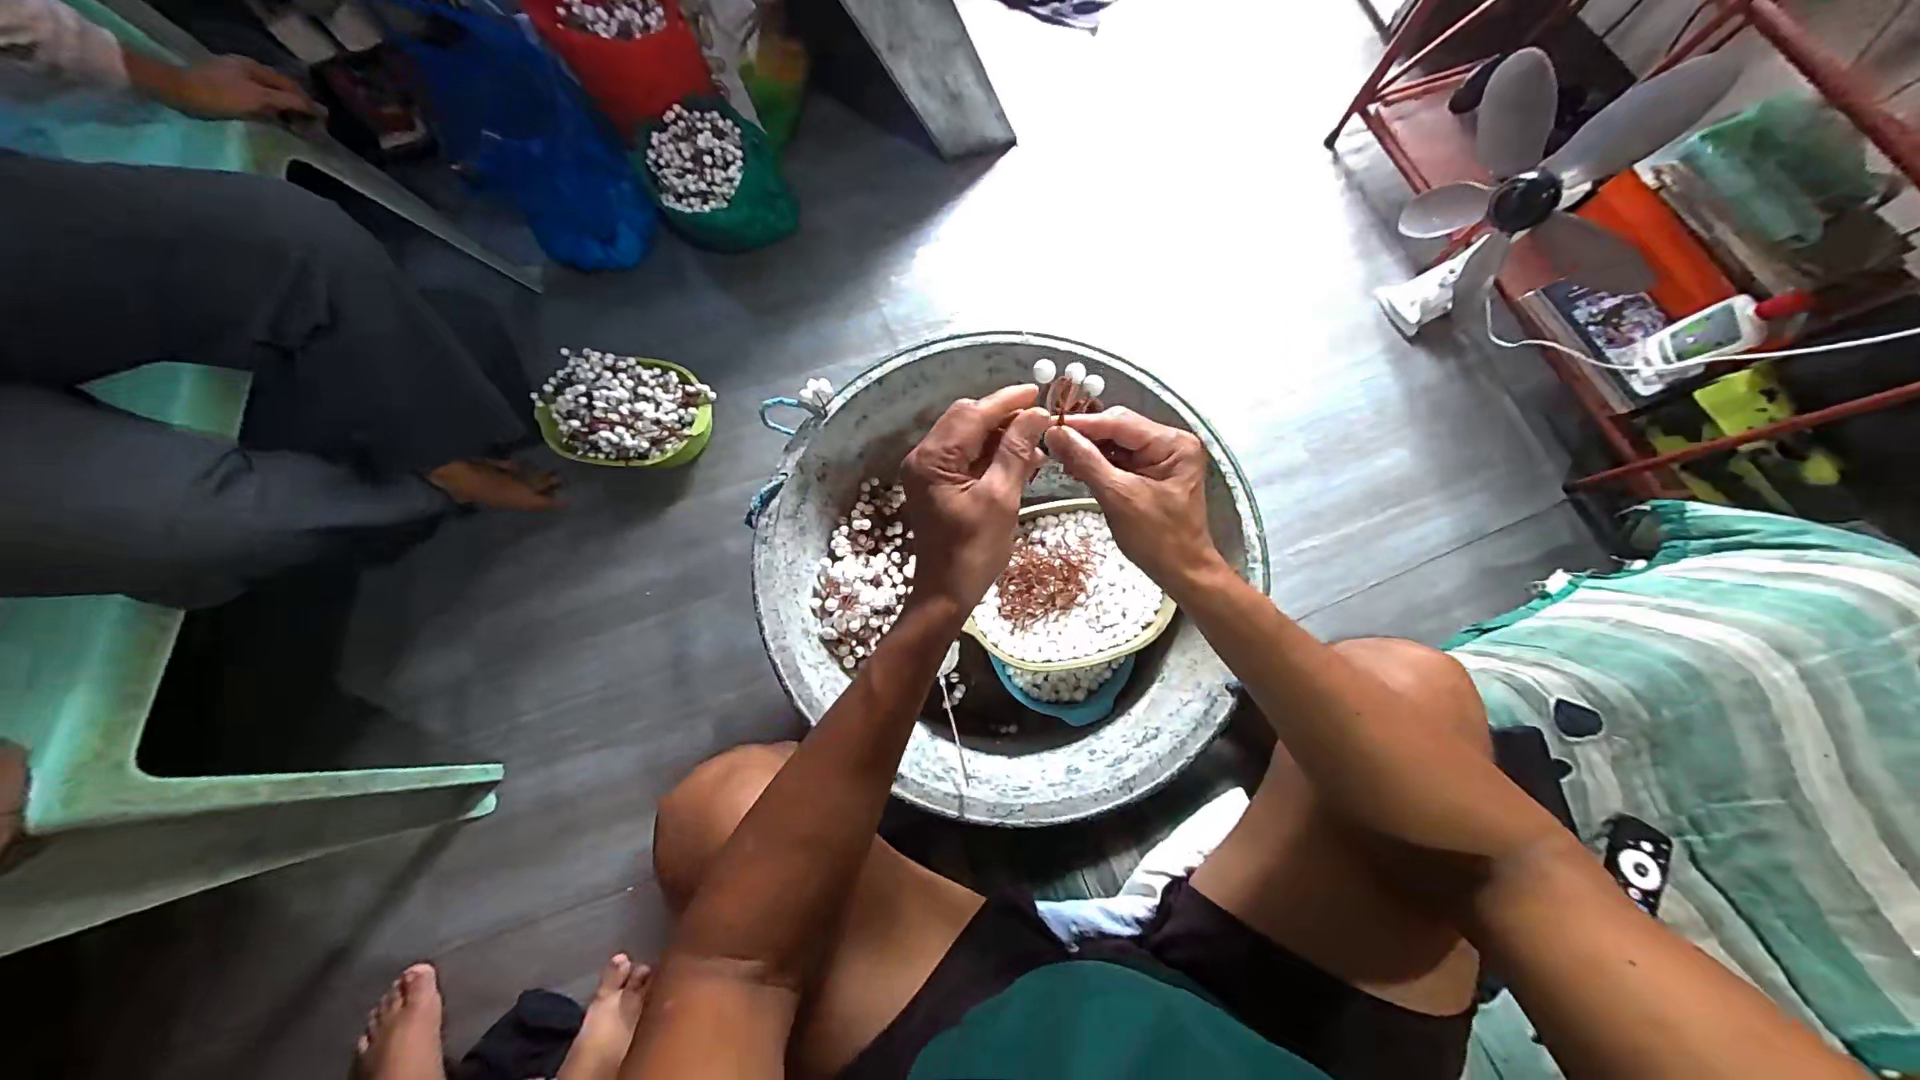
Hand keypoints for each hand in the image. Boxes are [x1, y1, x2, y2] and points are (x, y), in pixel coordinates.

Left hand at [133, 53, 324, 121]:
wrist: (176, 91)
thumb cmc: (219, 94)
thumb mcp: (259, 98)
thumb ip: (291, 103)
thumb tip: (321, 110)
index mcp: (255, 68)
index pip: (292, 86)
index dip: (309, 104)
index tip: (323, 123)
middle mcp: (247, 69)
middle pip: (282, 90)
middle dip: (299, 108)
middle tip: (312, 128)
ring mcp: (236, 78)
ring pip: (271, 96)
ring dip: (286, 112)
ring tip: (297, 129)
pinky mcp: (227, 89)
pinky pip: (259, 100)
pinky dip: (272, 112)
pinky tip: (276, 122)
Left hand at [900, 386, 1052, 615]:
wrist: (946, 593)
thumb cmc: (973, 551)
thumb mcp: (1000, 499)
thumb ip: (1015, 452)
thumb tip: (1035, 415)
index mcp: (932, 459)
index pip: (972, 414)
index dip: (1007, 401)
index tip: (1038, 393)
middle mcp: (923, 458)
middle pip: (966, 420)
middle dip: (1004, 417)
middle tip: (1039, 421)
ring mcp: (927, 471)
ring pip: (967, 437)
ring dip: (1000, 437)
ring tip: (1036, 446)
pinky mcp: (936, 484)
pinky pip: (965, 457)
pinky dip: (991, 455)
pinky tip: (1019, 462)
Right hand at [1044, 407, 1222, 588]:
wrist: (1182, 572)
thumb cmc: (1158, 539)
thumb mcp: (1118, 497)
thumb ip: (1086, 461)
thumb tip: (1056, 434)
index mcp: (1173, 443)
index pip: (1120, 422)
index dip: (1082, 424)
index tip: (1049, 427)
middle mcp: (1170, 442)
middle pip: (1118, 428)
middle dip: (1085, 437)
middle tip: (1052, 445)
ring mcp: (1161, 457)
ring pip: (1115, 443)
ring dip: (1088, 451)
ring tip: (1061, 459)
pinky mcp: (1151, 472)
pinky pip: (1119, 459)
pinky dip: (1098, 464)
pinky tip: (1077, 469)